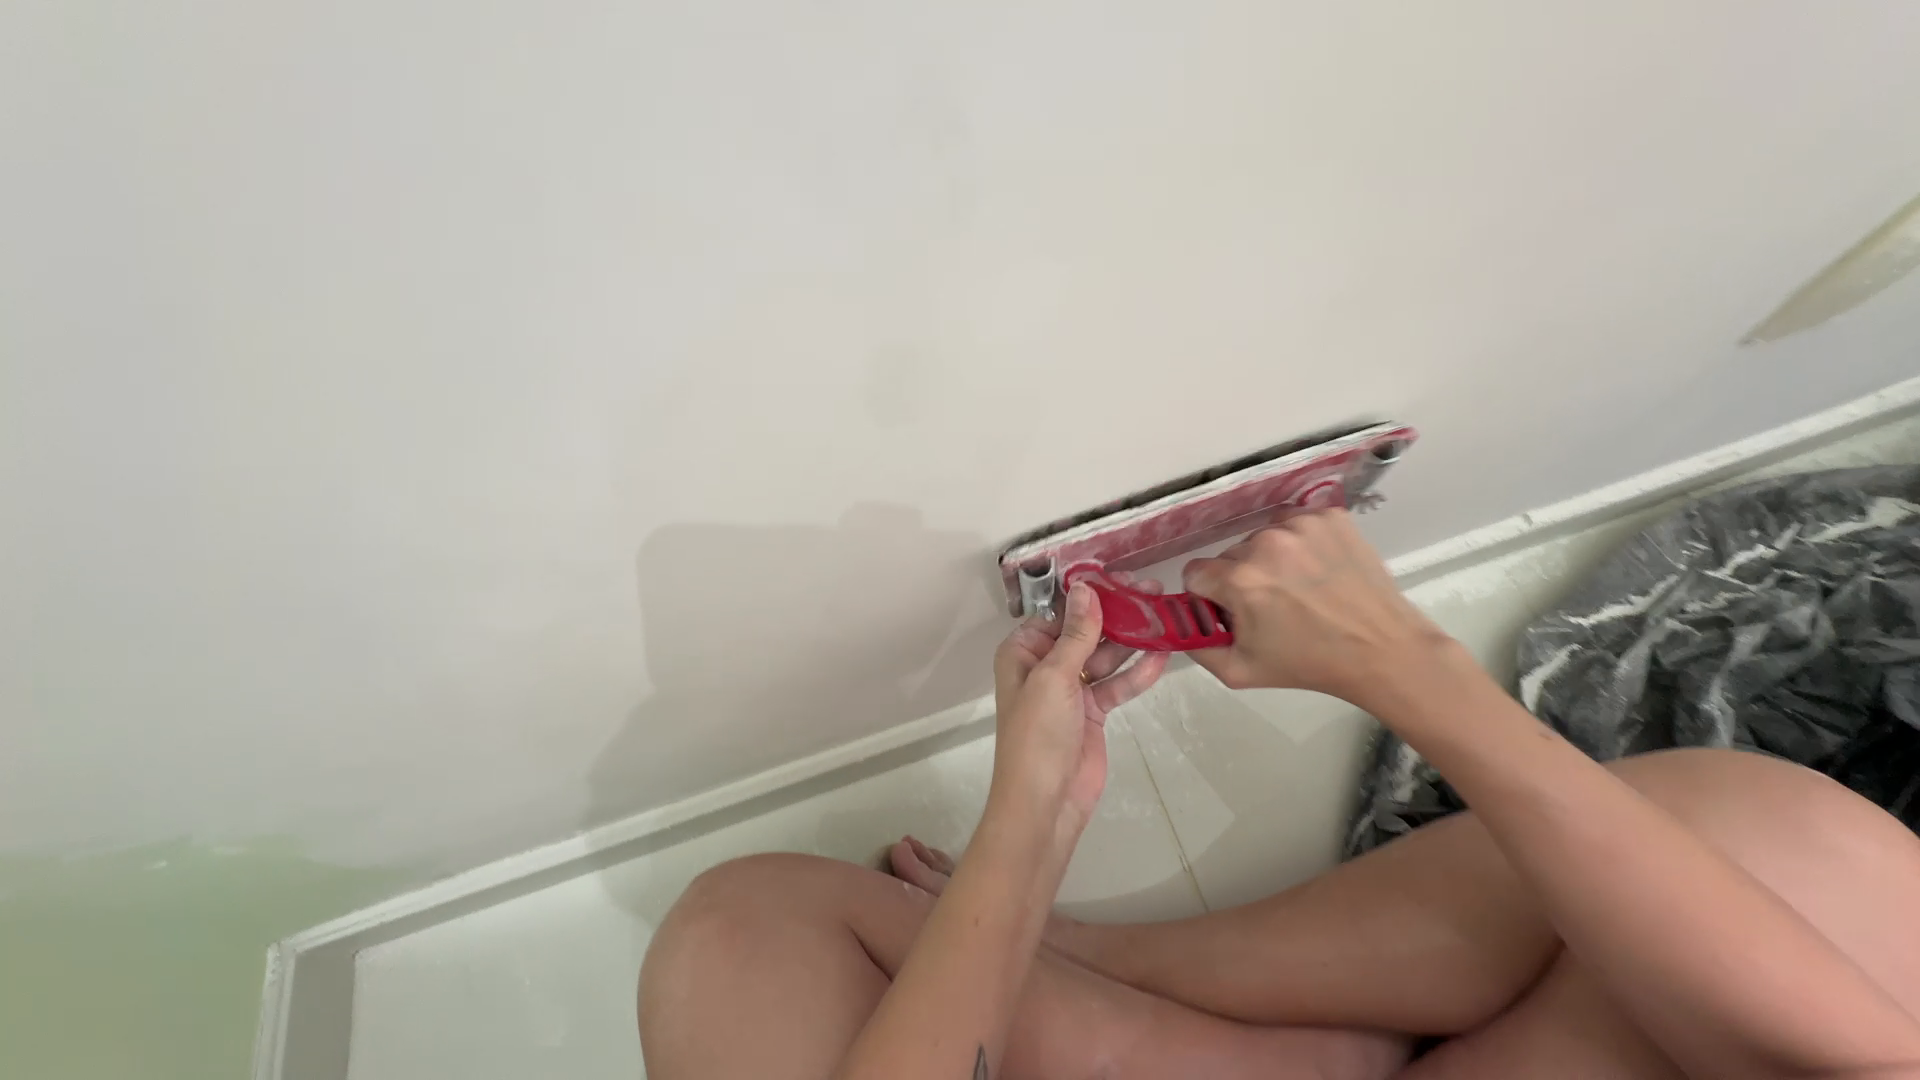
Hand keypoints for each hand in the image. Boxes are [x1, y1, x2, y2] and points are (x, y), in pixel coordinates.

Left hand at [990, 576, 1168, 832]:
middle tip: (1152, 591)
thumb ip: (1076, 633)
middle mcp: (1044, 666)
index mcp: (1022, 652)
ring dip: (1132, 639)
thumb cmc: (1038, 733)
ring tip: (1165, 615)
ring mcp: (1070, 690)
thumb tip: (1086, 588)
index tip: (1120, 578)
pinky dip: (1137, 672)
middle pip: (1084, 631)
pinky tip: (1162, 655)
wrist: (1046, 802)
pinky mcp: (1093, 712)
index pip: (1057, 614)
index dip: (1087, 596)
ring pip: (1104, 655)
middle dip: (1116, 613)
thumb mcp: (1054, 676)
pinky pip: (1117, 684)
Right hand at [1180, 509, 1451, 705]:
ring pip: (1262, 538)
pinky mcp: (1329, 518)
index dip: (1209, 595)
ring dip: (1271, 559)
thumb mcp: (1240, 672)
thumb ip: (1196, 647)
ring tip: (1300, 588)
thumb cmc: (1310, 664)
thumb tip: (1178, 626)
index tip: (1230, 608)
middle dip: (1241, 578)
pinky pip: (1295, 524)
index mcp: (1240, 580)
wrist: (1383, 651)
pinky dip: (1300, 544)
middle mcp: (1265, 544)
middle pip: (1230, 555)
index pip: (1196, 573)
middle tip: (1271, 605)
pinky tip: (1317, 570)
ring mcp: (1301, 526)